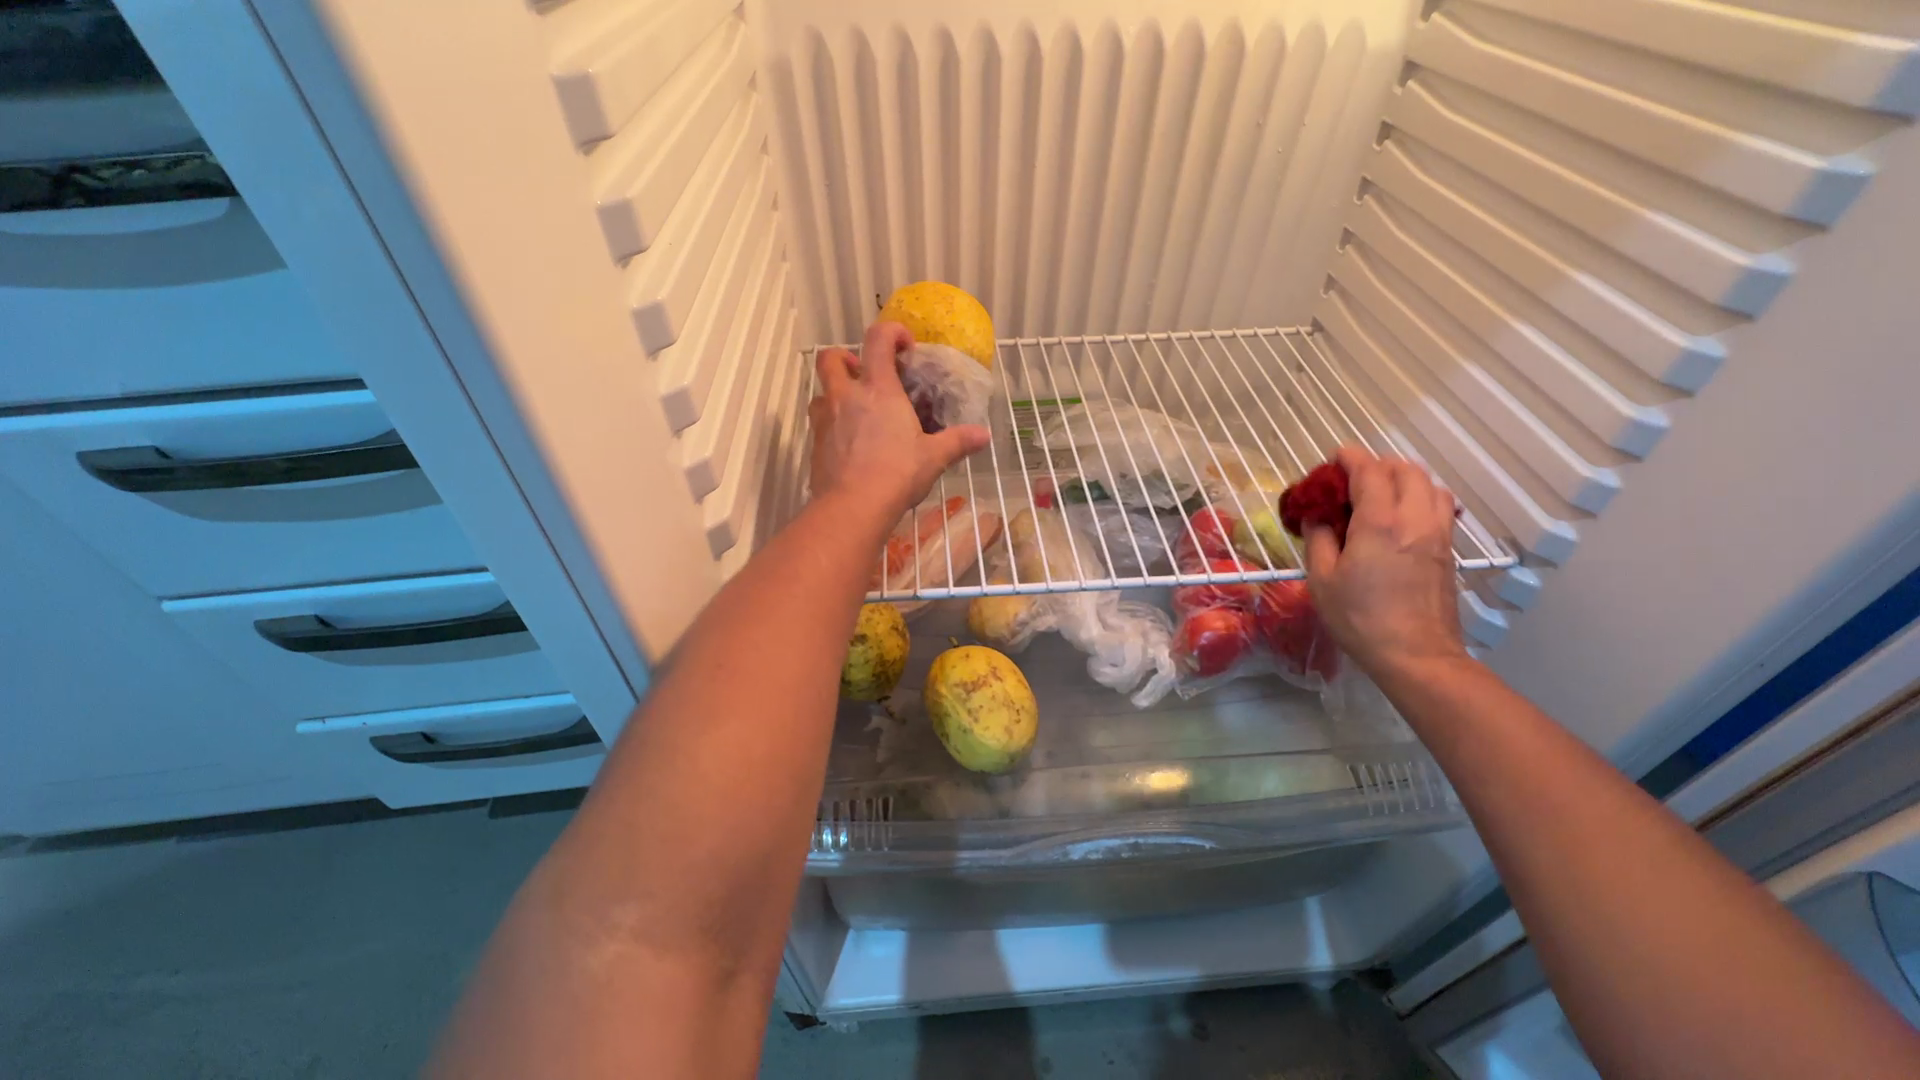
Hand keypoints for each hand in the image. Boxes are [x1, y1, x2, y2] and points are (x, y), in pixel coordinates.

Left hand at [808, 321, 989, 524]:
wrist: (852, 508)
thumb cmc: (896, 474)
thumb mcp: (933, 458)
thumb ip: (958, 442)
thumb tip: (984, 436)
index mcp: (878, 389)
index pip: (878, 338)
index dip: (891, 332)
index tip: (905, 346)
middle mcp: (846, 396)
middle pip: (831, 358)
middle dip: (846, 357)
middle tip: (865, 374)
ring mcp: (825, 420)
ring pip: (821, 392)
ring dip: (835, 393)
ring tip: (856, 410)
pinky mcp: (815, 445)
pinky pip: (820, 424)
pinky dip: (833, 425)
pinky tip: (851, 444)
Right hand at [1303, 446, 1468, 679]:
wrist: (1416, 655)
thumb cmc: (1361, 619)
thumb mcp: (1322, 580)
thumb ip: (1319, 539)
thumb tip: (1318, 518)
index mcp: (1379, 521)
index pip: (1369, 470)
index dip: (1349, 458)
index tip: (1333, 460)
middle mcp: (1414, 517)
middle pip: (1405, 469)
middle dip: (1377, 465)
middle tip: (1352, 481)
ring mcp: (1438, 533)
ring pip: (1429, 484)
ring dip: (1403, 479)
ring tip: (1379, 496)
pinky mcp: (1448, 550)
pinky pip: (1439, 506)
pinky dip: (1419, 498)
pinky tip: (1400, 518)